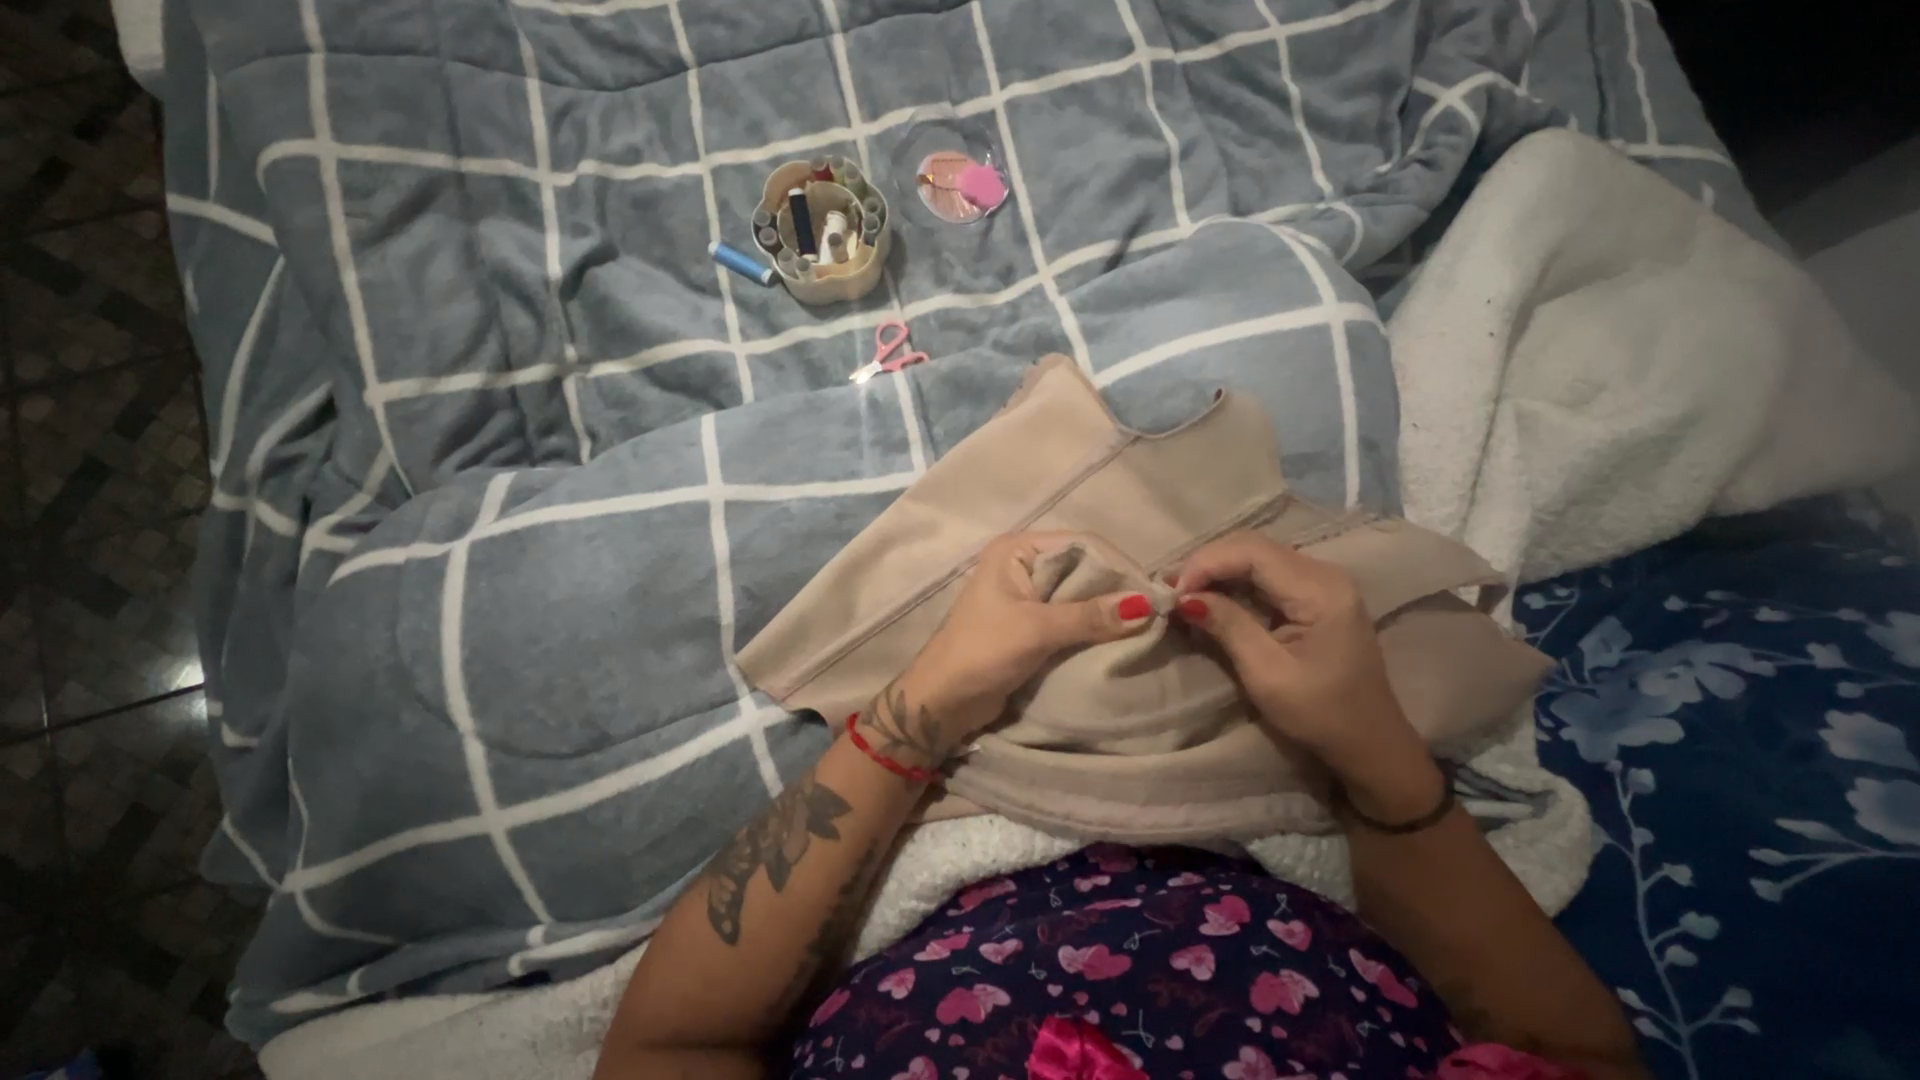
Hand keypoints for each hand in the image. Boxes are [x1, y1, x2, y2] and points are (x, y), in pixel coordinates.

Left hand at [871, 532, 1154, 768]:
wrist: (943, 701)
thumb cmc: (982, 653)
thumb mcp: (1038, 630)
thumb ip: (1091, 616)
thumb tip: (1148, 604)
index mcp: (1016, 550)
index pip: (1081, 543)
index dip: (1118, 564)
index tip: (1153, 592)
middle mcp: (1023, 565)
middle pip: (1083, 567)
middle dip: (1116, 588)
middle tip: (1155, 611)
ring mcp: (1027, 597)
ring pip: (1080, 595)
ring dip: (1108, 611)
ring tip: (1145, 626)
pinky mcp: (1031, 626)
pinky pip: (1072, 618)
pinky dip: (1094, 627)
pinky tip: (1120, 639)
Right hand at [1172, 532, 1425, 782]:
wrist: (1369, 741)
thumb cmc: (1320, 713)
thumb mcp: (1267, 674)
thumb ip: (1228, 626)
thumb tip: (1184, 596)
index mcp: (1321, 589)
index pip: (1252, 551)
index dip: (1206, 563)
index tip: (1174, 593)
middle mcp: (1325, 573)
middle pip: (1254, 547)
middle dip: (1208, 564)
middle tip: (1172, 593)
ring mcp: (1323, 582)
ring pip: (1258, 557)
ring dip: (1218, 571)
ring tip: (1186, 596)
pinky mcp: (1316, 595)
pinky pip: (1268, 574)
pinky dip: (1235, 582)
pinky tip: (1213, 599)